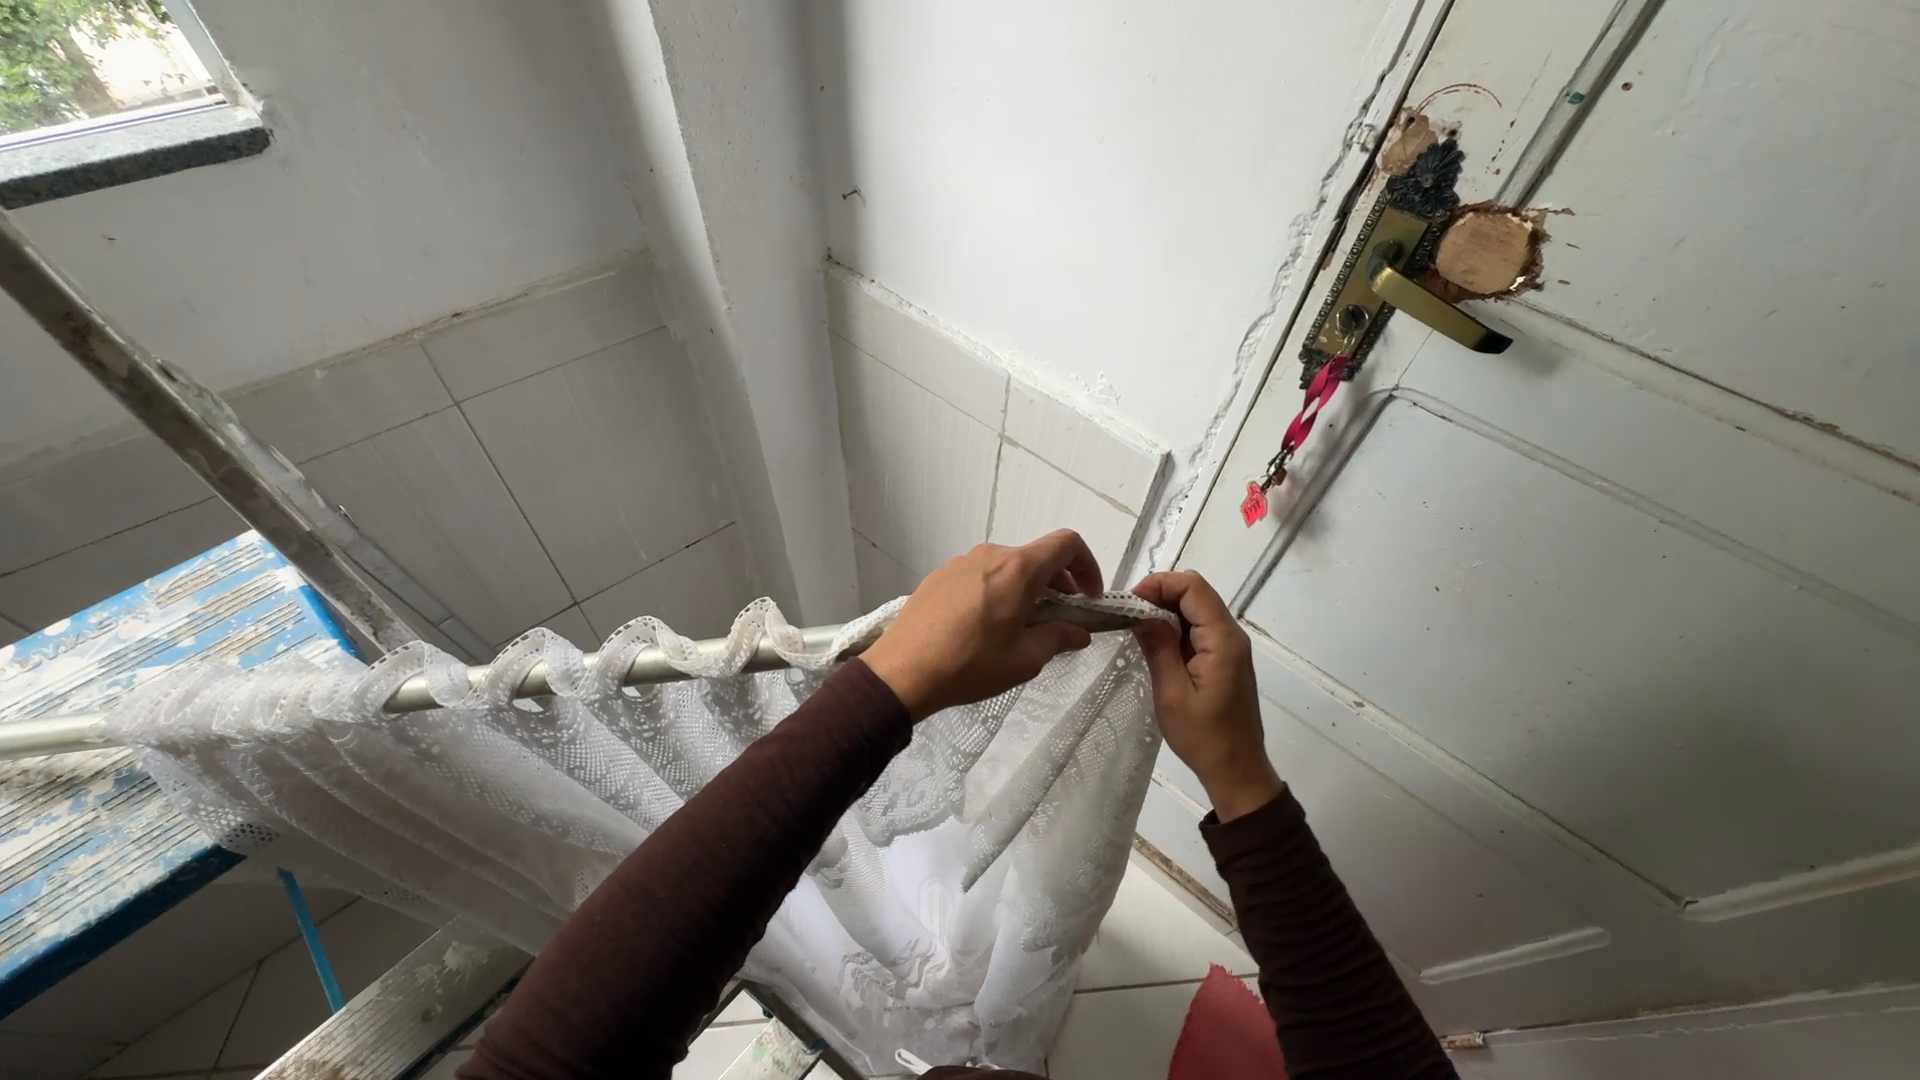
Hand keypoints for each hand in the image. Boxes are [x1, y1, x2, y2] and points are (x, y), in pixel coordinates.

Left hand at [862, 530, 1103, 720]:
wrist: (901, 672)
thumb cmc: (970, 665)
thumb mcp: (1024, 659)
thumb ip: (1058, 638)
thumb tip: (1078, 632)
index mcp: (1017, 569)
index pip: (1066, 544)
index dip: (1088, 566)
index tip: (1088, 597)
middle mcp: (990, 555)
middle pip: (1036, 557)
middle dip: (1057, 584)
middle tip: (1060, 619)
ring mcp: (960, 563)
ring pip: (1006, 567)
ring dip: (1026, 589)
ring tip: (1022, 626)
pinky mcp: (938, 577)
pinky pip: (980, 576)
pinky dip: (997, 591)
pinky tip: (985, 627)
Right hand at [1132, 571, 1282, 822]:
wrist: (1236, 770)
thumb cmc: (1203, 736)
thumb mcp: (1171, 692)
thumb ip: (1158, 646)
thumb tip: (1140, 612)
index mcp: (1223, 640)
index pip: (1193, 588)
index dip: (1159, 584)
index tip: (1130, 603)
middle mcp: (1231, 635)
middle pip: (1195, 593)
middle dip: (1160, 594)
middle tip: (1128, 615)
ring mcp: (1230, 646)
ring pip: (1196, 609)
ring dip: (1165, 610)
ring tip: (1135, 627)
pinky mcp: (1224, 658)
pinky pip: (1198, 628)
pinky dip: (1175, 627)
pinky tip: (1154, 642)